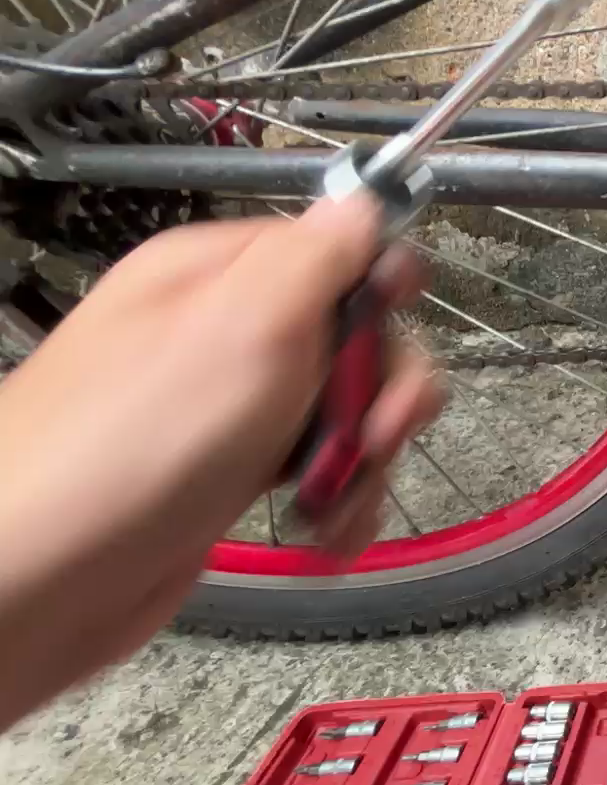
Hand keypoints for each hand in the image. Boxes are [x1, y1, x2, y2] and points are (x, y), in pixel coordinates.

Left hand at [0, 198, 440, 728]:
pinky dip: (345, 502)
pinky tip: (326, 527)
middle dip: (389, 397)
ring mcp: (246, 406)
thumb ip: (318, 256)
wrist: (40, 584)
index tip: (386, 334)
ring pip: (361, 414)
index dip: (385, 297)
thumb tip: (364, 201)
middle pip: (370, 346)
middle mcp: (238, 336)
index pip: (348, 258)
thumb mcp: (248, 324)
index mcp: (228, 279)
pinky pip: (335, 469)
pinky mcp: (251, 469)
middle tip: (374, 435)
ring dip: (369, 463)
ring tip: (335, 501)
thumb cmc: (144, 442)